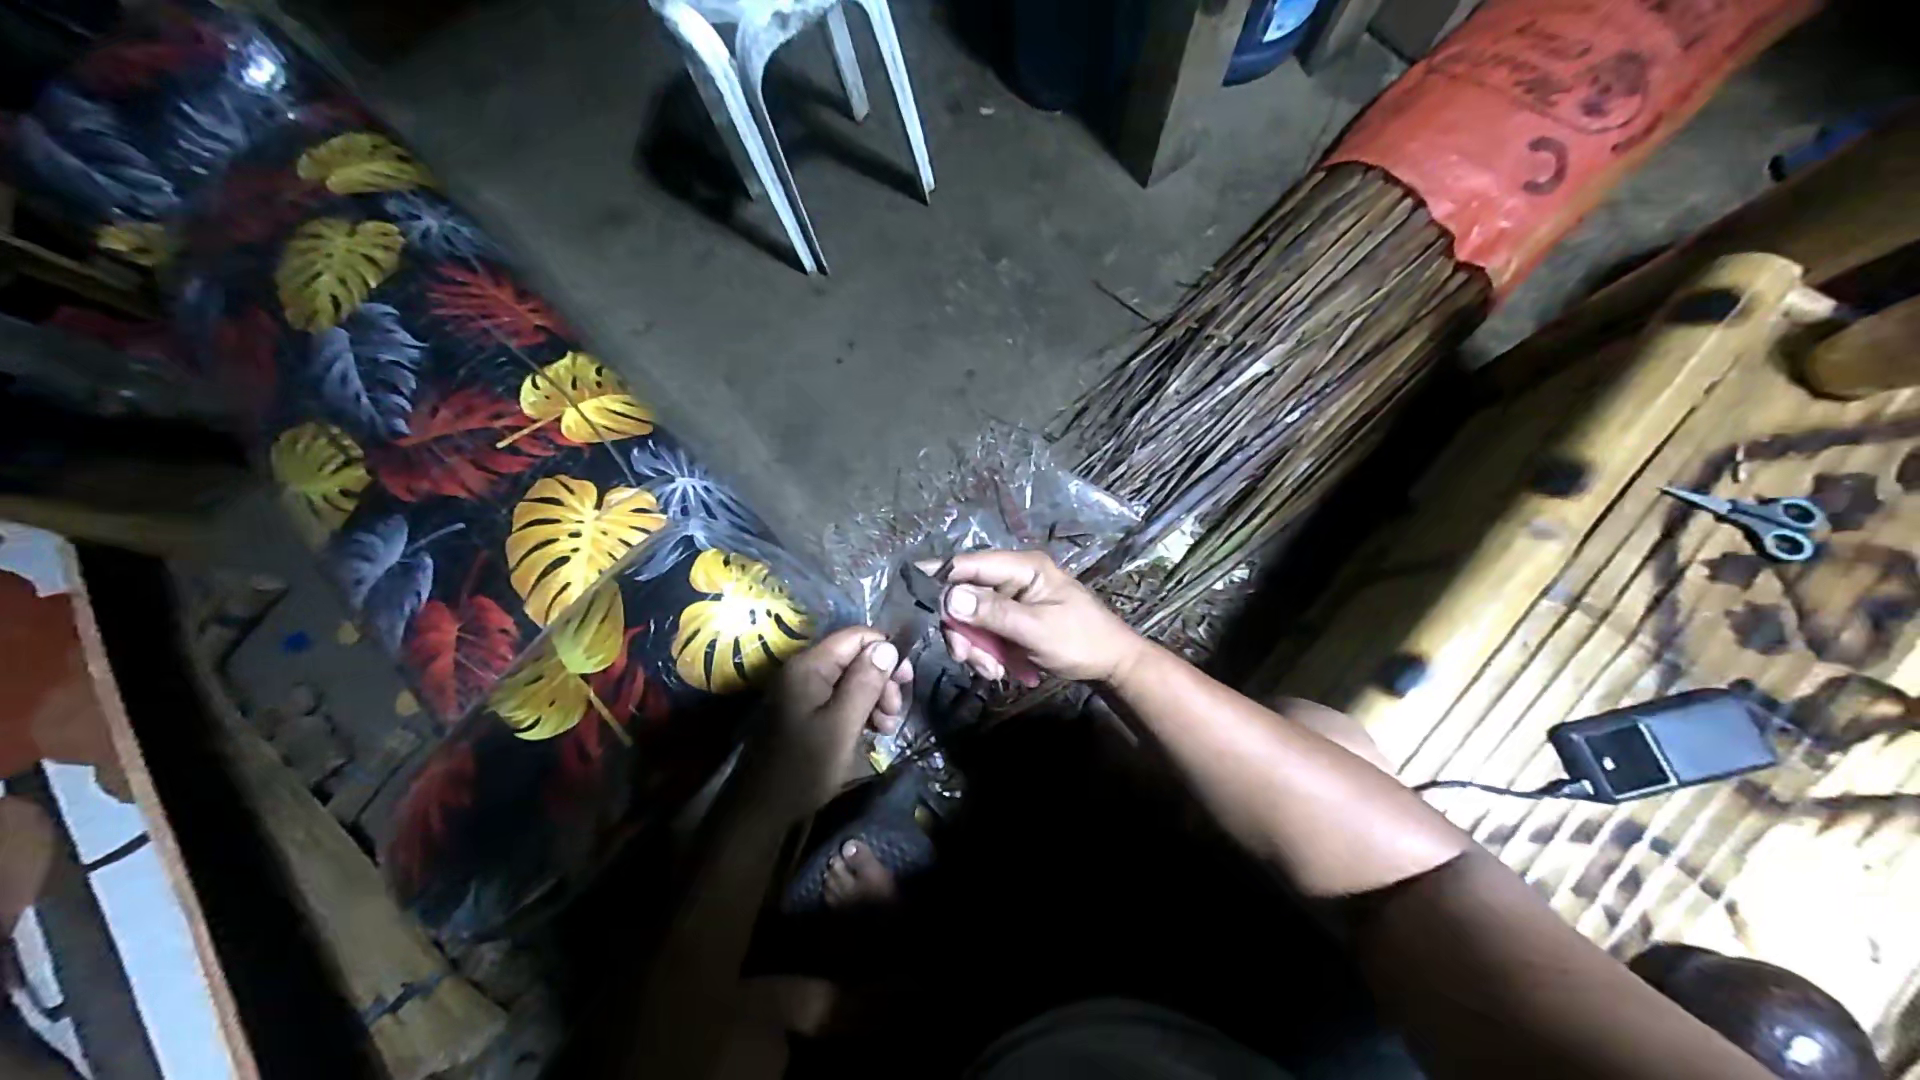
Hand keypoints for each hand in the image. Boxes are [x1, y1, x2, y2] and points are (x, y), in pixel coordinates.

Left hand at [749, 626, 911, 813]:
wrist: (762, 811)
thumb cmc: (804, 767)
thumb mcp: (842, 725)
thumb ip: (865, 682)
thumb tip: (887, 646)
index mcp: (810, 666)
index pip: (857, 636)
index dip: (885, 652)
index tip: (905, 682)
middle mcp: (803, 670)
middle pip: (855, 657)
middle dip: (881, 679)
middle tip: (894, 713)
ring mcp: (801, 691)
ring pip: (850, 678)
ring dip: (874, 697)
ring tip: (885, 728)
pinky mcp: (803, 710)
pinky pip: (838, 697)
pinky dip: (859, 709)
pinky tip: (871, 731)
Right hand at [927, 550, 1146, 683]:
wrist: (1113, 664)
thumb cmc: (1081, 640)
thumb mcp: (1036, 629)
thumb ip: (993, 613)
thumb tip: (949, 597)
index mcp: (1022, 567)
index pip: (969, 564)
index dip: (939, 577)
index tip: (911, 596)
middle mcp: (1013, 577)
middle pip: (965, 595)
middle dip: (962, 629)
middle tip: (966, 658)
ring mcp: (1012, 598)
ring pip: (971, 617)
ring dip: (974, 647)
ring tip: (991, 672)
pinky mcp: (1012, 618)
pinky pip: (984, 631)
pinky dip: (985, 652)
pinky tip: (998, 671)